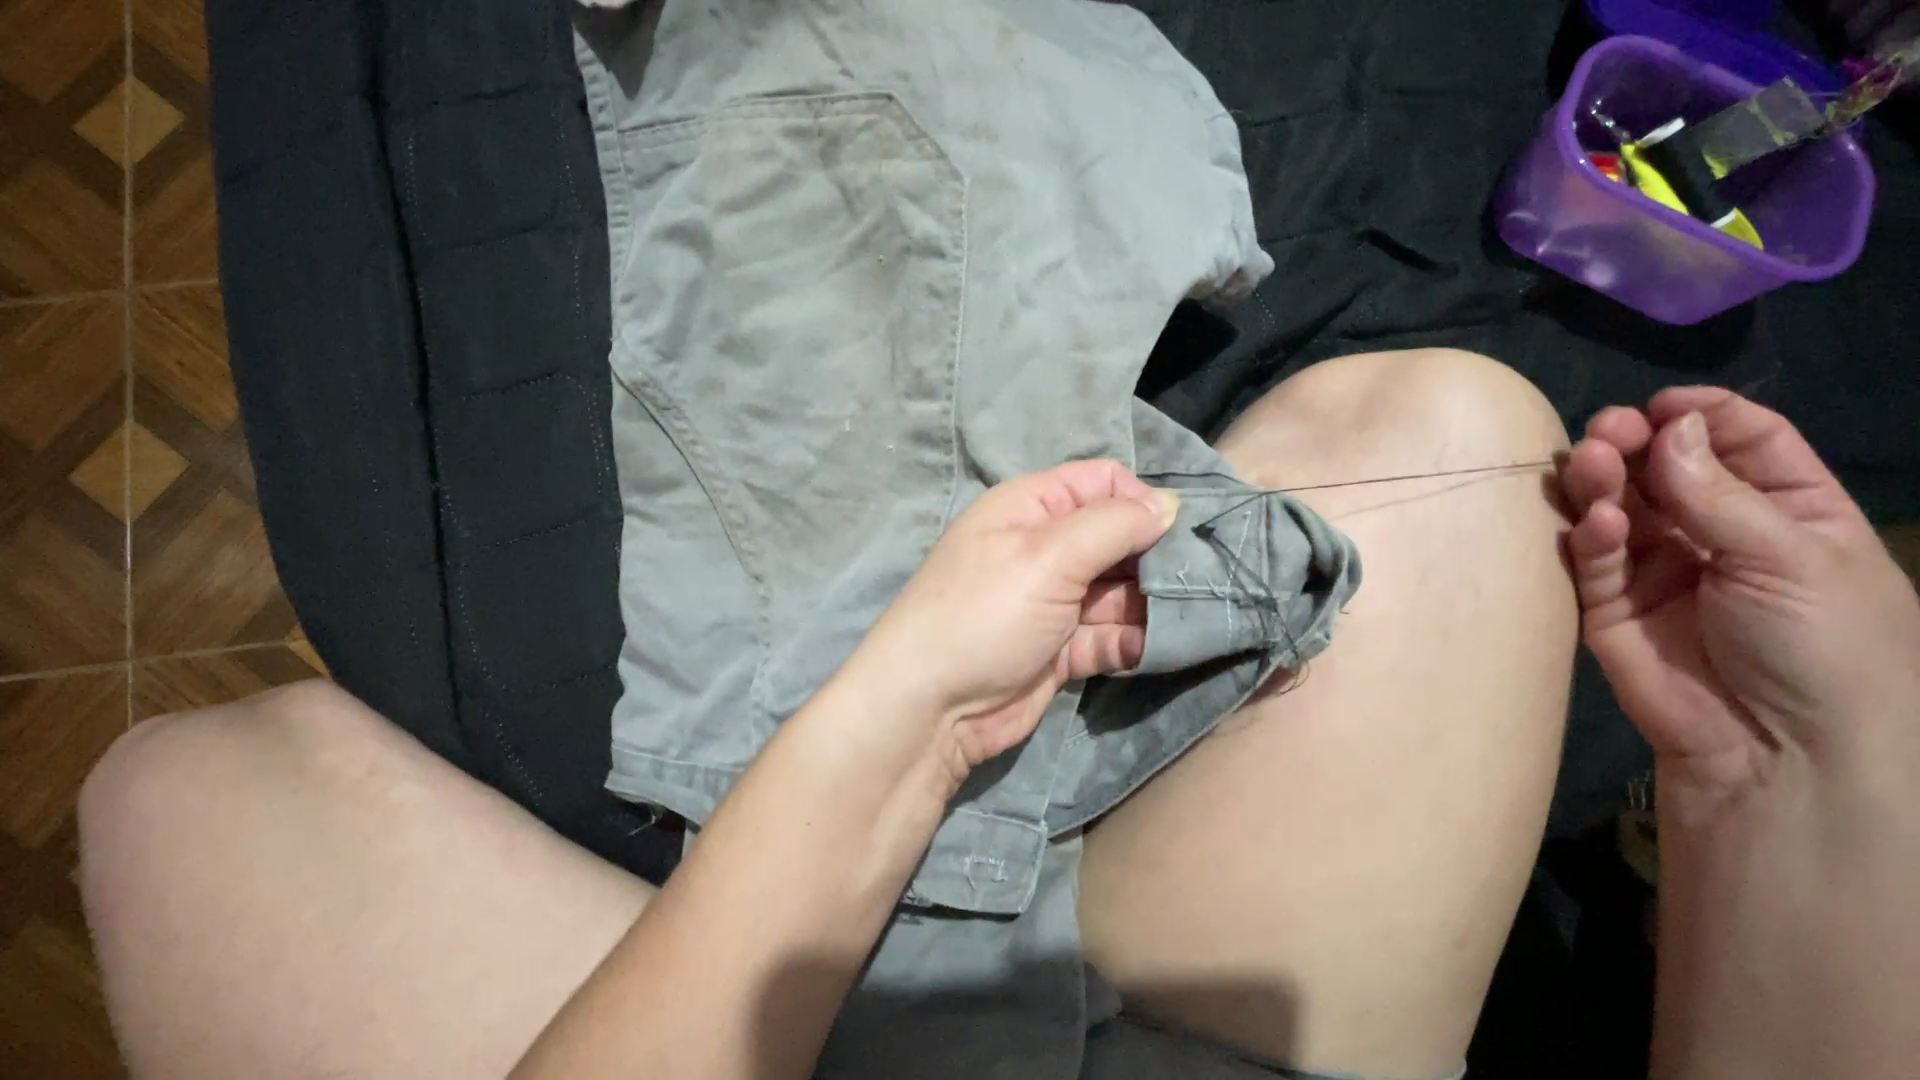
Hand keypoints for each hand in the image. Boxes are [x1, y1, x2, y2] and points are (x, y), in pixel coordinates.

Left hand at [847, 460, 1177, 791]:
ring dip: (1153, 603)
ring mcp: (1054, 602)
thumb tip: (1168, 504)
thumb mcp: (1047, 556)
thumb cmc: (984, 614)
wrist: (931, 708)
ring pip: (1121, 590)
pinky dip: (1135, 640)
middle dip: (1156, 556)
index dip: (1140, 500)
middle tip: (1197, 580)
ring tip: (1190, 616)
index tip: (1175, 531)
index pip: (1101, 482)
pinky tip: (1157, 646)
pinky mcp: (1062, 649)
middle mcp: (1044, 548)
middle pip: (1118, 537)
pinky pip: (1111, 635)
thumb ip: (1112, 525)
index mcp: (1031, 508)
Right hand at [1560, 387, 1919, 799]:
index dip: (1706, 417)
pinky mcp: (1608, 605)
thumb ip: (1720, 494)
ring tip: (1592, 463)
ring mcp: (1659, 568)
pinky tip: (1600, 524)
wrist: (1779, 754)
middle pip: (1668, 468)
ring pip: (1620, 506)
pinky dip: (1592, 536)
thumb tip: (1670, 424)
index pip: (1745, 443)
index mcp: (1789, 512)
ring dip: (1604, 480)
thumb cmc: (1823, 647)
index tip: (1664, 407)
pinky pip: (1594, 559)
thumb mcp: (1794, 560)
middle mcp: (1718, 532)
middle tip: (1609, 432)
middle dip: (1637, 443)